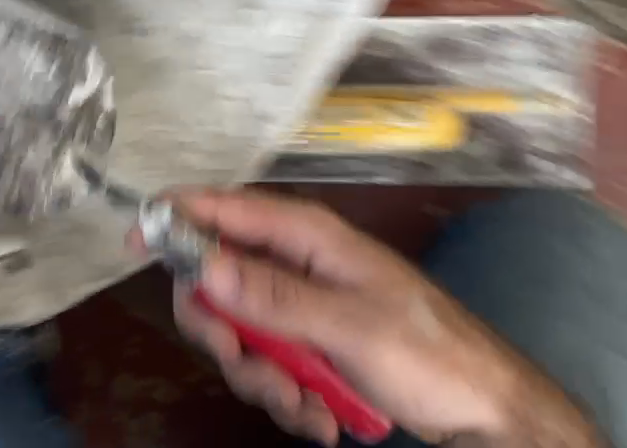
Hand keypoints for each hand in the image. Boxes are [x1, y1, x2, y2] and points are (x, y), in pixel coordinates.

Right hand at [168, 189, 597, 447]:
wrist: (491, 414)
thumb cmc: (428, 353)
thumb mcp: (349, 325)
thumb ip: (273, 295)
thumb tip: (202, 264)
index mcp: (303, 233)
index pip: (221, 207)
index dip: (173, 217)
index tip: (134, 244)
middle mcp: (293, 259)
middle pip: (218, 279)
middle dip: (225, 332)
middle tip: (245, 367)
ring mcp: (299, 300)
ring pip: (238, 327)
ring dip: (260, 375)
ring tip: (305, 410)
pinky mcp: (308, 338)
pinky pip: (266, 358)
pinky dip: (283, 393)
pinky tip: (320, 418)